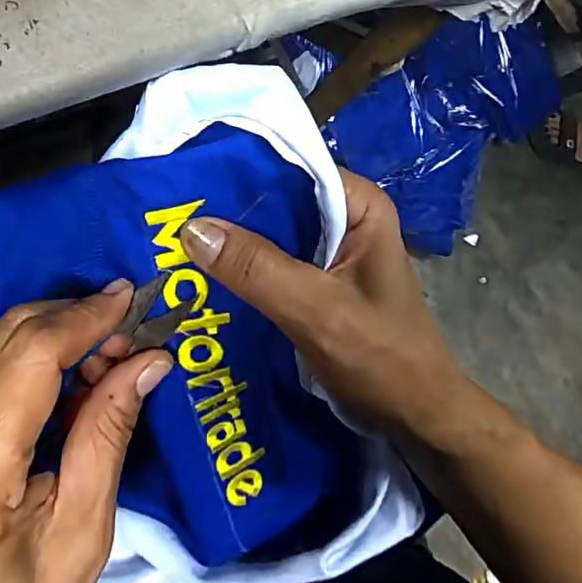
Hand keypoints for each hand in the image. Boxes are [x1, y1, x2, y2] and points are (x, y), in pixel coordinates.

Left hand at [0, 287, 172, 582]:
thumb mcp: (82, 534)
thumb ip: (110, 434)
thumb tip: (152, 358)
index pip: (29, 359)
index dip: (86, 317)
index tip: (135, 299)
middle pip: (9, 337)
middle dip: (78, 317)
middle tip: (134, 335)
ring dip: (59, 332)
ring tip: (111, 357)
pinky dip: (36, 355)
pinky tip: (73, 378)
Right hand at [178, 170, 474, 440]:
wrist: (417, 415)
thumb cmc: (382, 358)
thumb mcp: (317, 311)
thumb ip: (258, 269)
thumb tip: (190, 226)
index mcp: (362, 206)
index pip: (297, 168)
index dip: (244, 171)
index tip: (186, 179)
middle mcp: (350, 218)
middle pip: (283, 199)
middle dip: (232, 209)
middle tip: (164, 214)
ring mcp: (337, 251)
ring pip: (277, 233)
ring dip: (234, 242)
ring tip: (170, 241)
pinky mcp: (323, 282)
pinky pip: (278, 263)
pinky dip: (246, 270)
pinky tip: (202, 277)